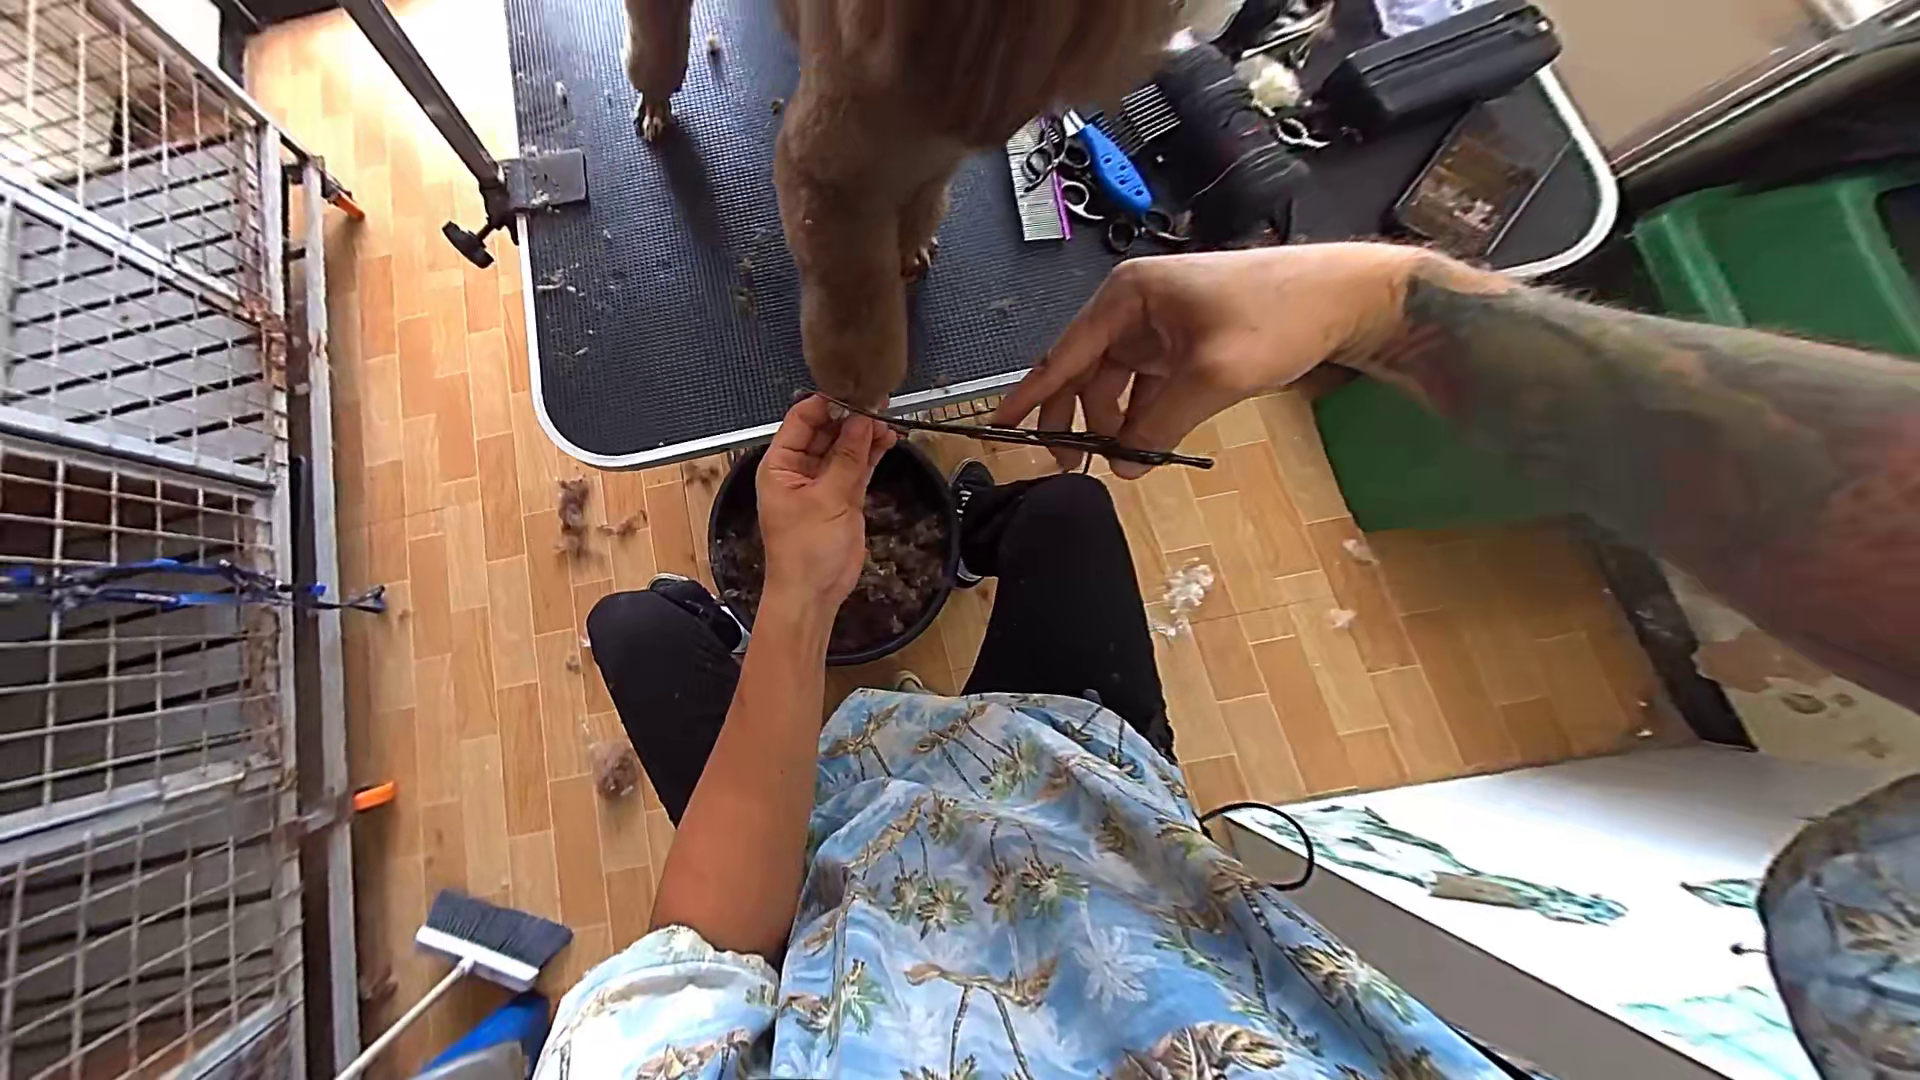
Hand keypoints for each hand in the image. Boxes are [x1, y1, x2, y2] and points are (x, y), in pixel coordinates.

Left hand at [756, 395, 896, 619]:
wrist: (814, 593)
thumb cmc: (807, 550)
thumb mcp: (828, 499)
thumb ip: (847, 458)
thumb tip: (862, 421)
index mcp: (780, 465)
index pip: (801, 420)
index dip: (827, 403)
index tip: (855, 391)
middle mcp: (799, 469)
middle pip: (826, 431)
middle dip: (851, 418)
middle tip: (879, 402)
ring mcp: (822, 483)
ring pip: (844, 448)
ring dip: (864, 435)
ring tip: (888, 420)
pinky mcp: (842, 497)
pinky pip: (856, 467)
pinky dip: (871, 454)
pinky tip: (887, 440)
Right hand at [993, 243, 1429, 476]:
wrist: (1344, 299)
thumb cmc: (1275, 318)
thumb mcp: (1209, 376)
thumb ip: (1157, 424)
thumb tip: (1124, 468)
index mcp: (1125, 297)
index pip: (1063, 352)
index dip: (1030, 393)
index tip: (1002, 425)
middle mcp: (1129, 310)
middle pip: (1082, 372)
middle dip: (1075, 418)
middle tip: (1069, 464)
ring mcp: (1153, 329)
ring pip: (1111, 385)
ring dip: (1112, 424)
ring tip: (1121, 461)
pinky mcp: (1175, 348)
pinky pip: (1141, 389)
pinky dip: (1139, 417)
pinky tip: (1142, 445)